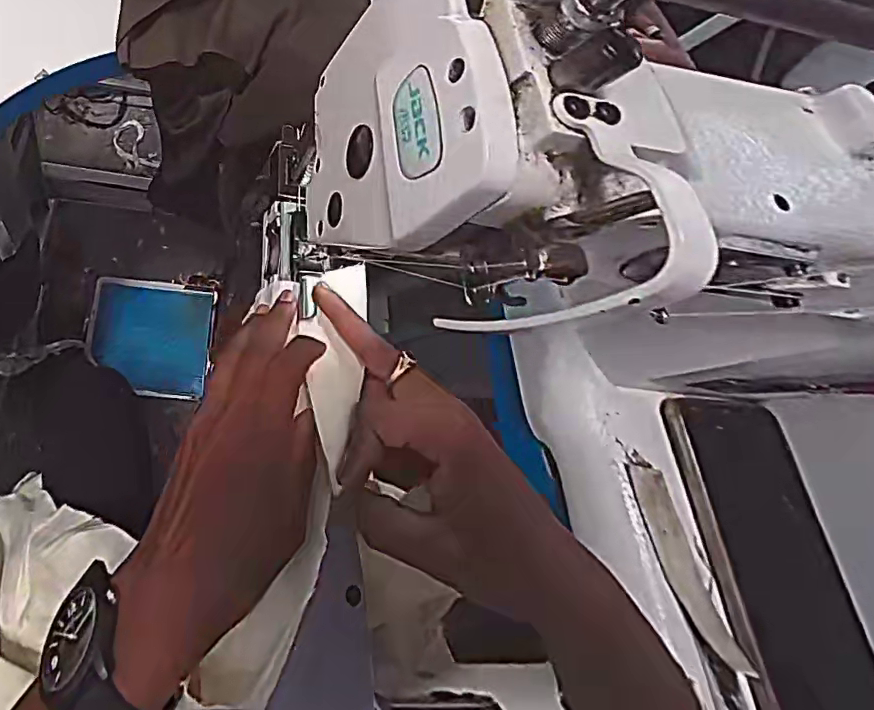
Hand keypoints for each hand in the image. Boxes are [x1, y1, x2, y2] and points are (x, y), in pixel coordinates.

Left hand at [109, 294, 322, 709]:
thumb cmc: (237, 556)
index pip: (286, 366)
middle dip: (270, 321)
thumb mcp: (293, 509)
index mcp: (263, 430)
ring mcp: (206, 422)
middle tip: (283, 301)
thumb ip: (303, 454)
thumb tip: (312, 419)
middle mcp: (230, 416)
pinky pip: (213, 381)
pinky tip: (234, 360)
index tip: (316, 343)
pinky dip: (228, 359)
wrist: (177, 580)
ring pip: (227, 360)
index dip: (304, 348)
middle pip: (252, 350)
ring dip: (246, 333)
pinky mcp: (191, 435)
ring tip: (260, 316)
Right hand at [315, 284, 577, 625]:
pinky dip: (377, 404)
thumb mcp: (430, 548)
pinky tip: (362, 418)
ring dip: (364, 367)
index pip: (379, 413)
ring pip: (397, 378)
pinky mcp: (449, 435)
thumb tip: (344, 495)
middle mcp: (450, 414)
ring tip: (333, 343)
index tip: (347, 482)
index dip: (354, 447)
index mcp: (448, 433)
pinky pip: (405, 407)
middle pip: (390, 362)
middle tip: (325, 303)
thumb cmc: (506, 558)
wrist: (548, 571)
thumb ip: (374, 516)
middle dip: (353, 333)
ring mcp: (451, 421)